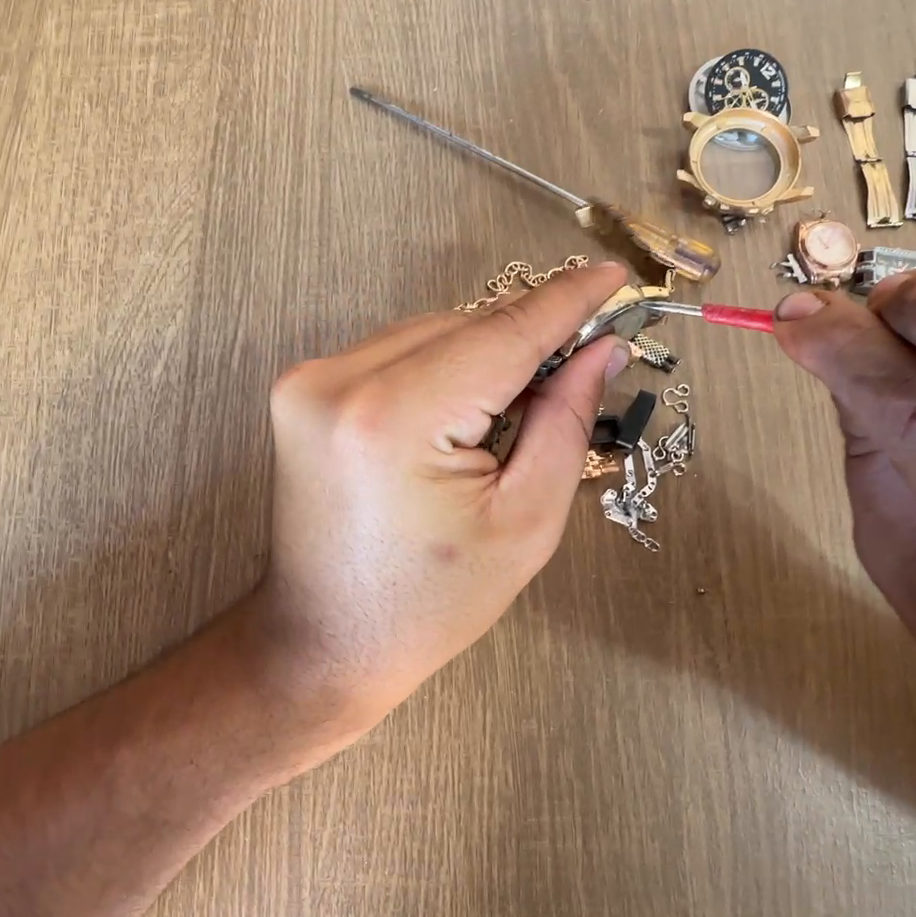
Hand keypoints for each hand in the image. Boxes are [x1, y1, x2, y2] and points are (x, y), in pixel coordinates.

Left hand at [250, 262, 630, 725]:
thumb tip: (599, 350)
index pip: (502, 333)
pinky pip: (395, 351)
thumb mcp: (525, 522)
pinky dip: (440, 367)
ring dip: (481, 355)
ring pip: (430, 332)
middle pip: (464, 326)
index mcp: (394, 418)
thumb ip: (565, 420)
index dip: (565, 301)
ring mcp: (309, 379)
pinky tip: (462, 412)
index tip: (613, 276)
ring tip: (510, 413)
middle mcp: (339, 381)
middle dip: (526, 339)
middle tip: (580, 363)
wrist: (326, 639)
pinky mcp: (302, 387)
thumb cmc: (430, 603)